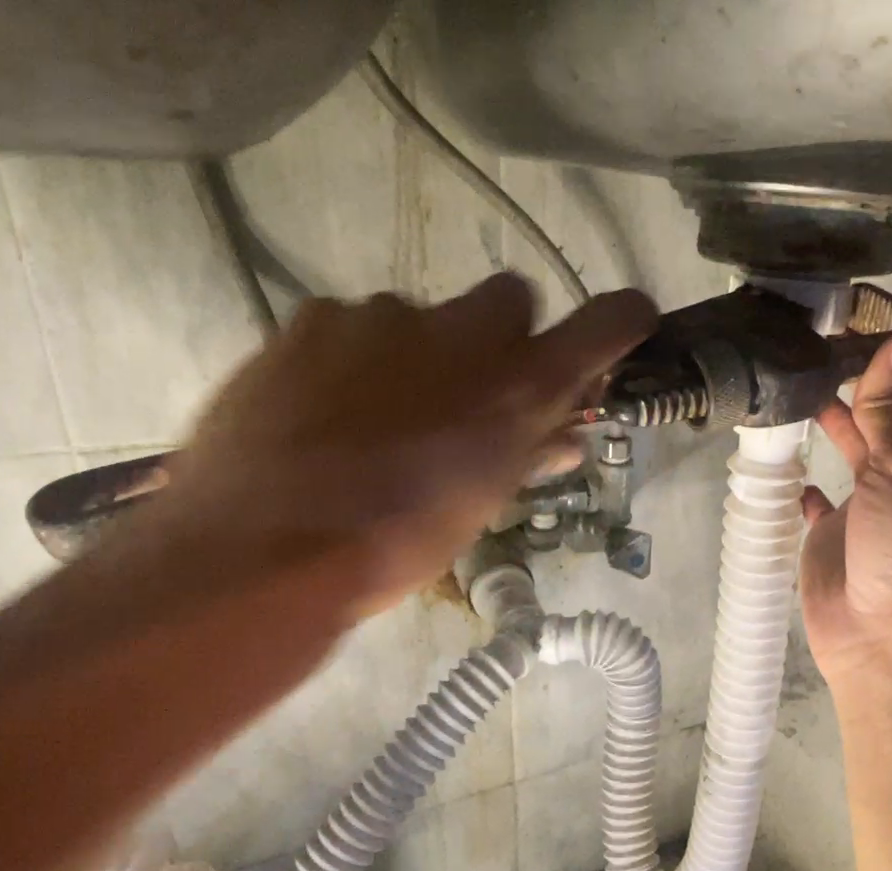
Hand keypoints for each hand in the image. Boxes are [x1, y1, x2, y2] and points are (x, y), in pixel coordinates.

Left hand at [128, 273, 655, 614]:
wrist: (263, 550)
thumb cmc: (393, 545)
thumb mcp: (481, 507)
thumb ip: (528, 455)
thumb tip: (562, 436)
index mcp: (519, 387)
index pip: (605, 323)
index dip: (623, 320)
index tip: (627, 325)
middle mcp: (463, 332)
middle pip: (510, 300)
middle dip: (502, 338)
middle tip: (473, 392)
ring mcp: (383, 317)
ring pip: (424, 317)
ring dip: (420, 352)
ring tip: (379, 417)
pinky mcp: (313, 319)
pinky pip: (354, 325)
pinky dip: (355, 357)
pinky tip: (326, 410)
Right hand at [800, 336, 891, 681]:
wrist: (886, 642)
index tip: (858, 309)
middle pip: (885, 410)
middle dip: (858, 375)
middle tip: (811, 333)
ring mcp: (869, 504)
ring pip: (851, 445)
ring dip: (830, 415)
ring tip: (793, 377)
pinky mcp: (832, 533)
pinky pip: (818, 496)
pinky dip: (806, 476)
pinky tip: (786, 453)